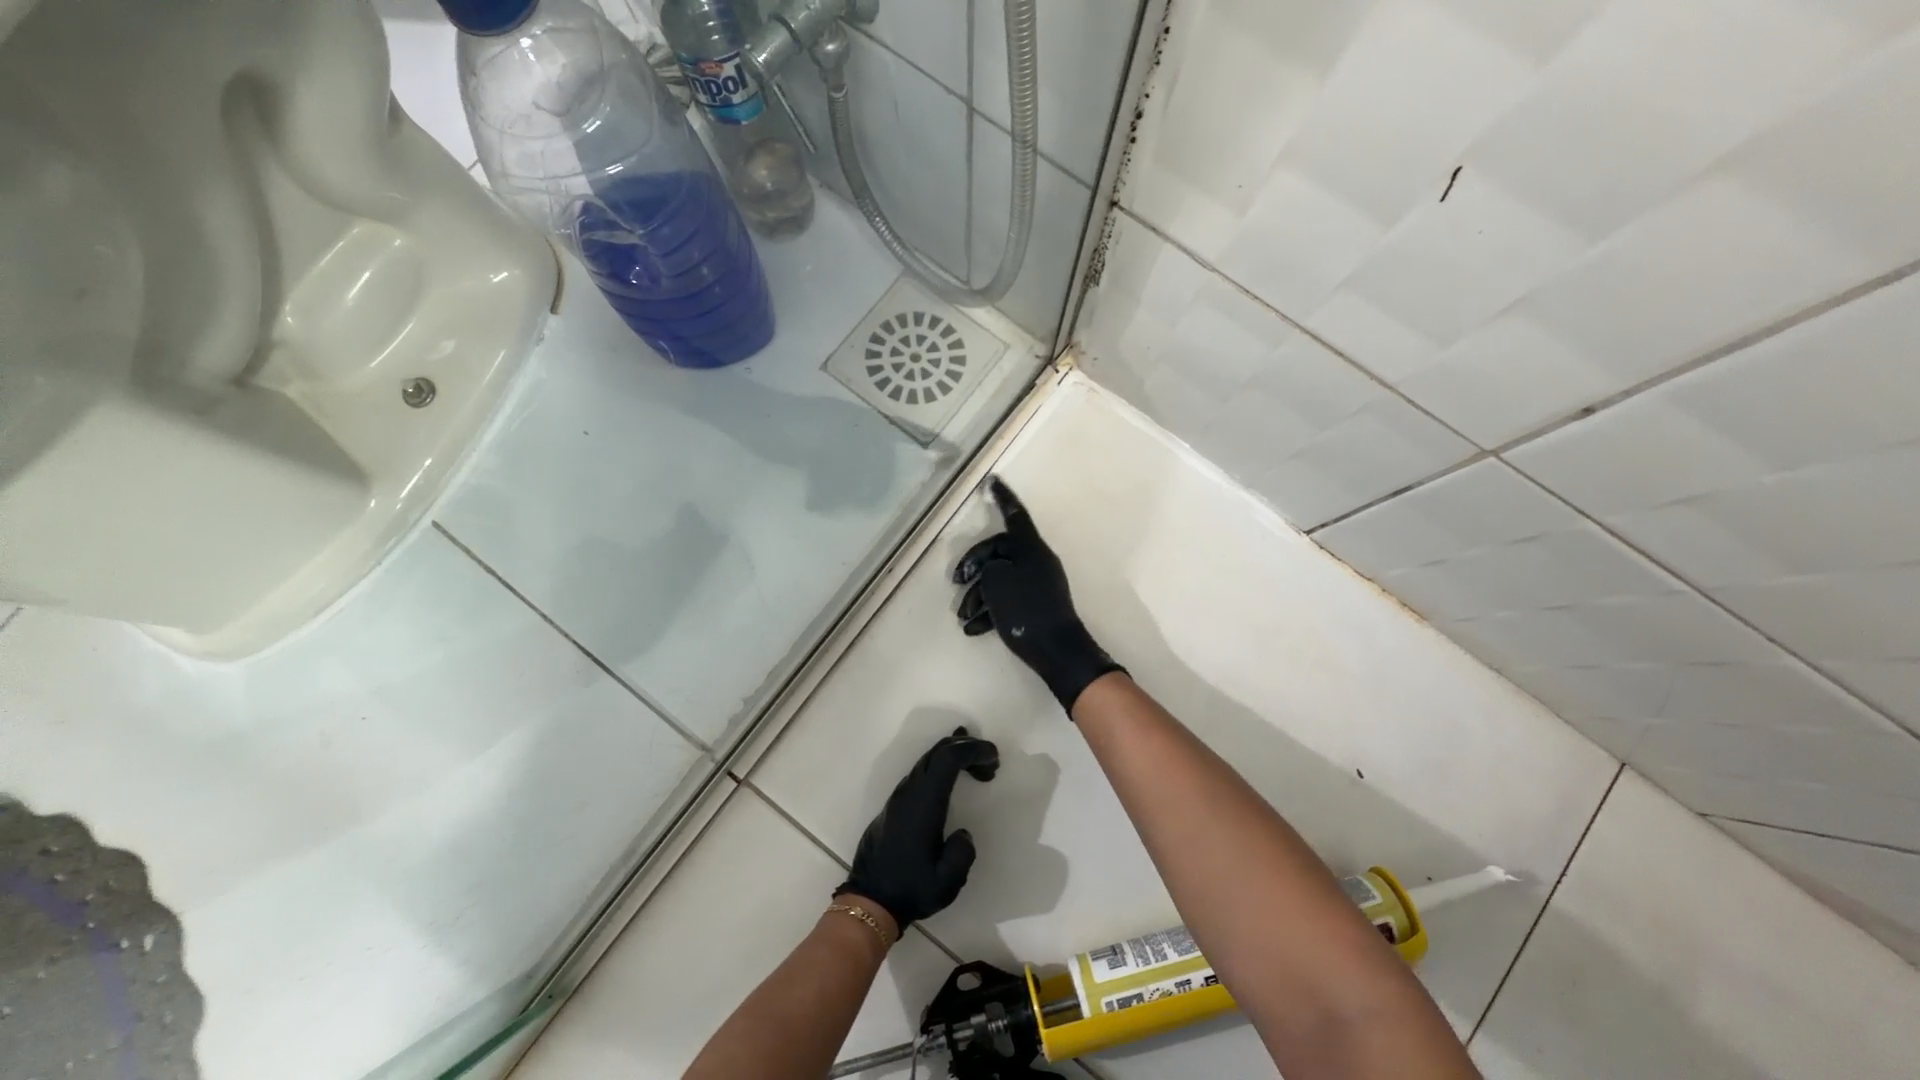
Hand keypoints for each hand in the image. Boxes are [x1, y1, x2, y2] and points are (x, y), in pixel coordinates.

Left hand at [836, 727, 999, 928]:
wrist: (870, 901)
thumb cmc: (910, 890)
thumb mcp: (948, 882)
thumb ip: (962, 853)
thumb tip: (962, 833)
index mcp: (923, 805)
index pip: (947, 760)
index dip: (972, 751)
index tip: (994, 758)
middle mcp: (908, 794)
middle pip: (936, 753)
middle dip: (965, 748)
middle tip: (991, 762)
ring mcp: (898, 798)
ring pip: (926, 761)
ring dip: (952, 756)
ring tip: (977, 761)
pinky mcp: (894, 806)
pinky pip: (919, 773)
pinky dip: (939, 767)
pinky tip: (949, 775)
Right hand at [953, 478, 1124, 711]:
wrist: (1056, 651)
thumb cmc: (1026, 611)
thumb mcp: (997, 583)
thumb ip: (989, 568)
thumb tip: (992, 572)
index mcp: (1032, 549)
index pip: (1015, 516)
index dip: (1002, 499)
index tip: (992, 482)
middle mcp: (1036, 562)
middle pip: (998, 554)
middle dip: (974, 567)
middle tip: (956, 582)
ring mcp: (1037, 586)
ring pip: (999, 580)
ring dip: (977, 596)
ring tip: (963, 616)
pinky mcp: (1035, 608)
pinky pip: (1007, 601)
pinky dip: (989, 613)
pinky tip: (973, 629)